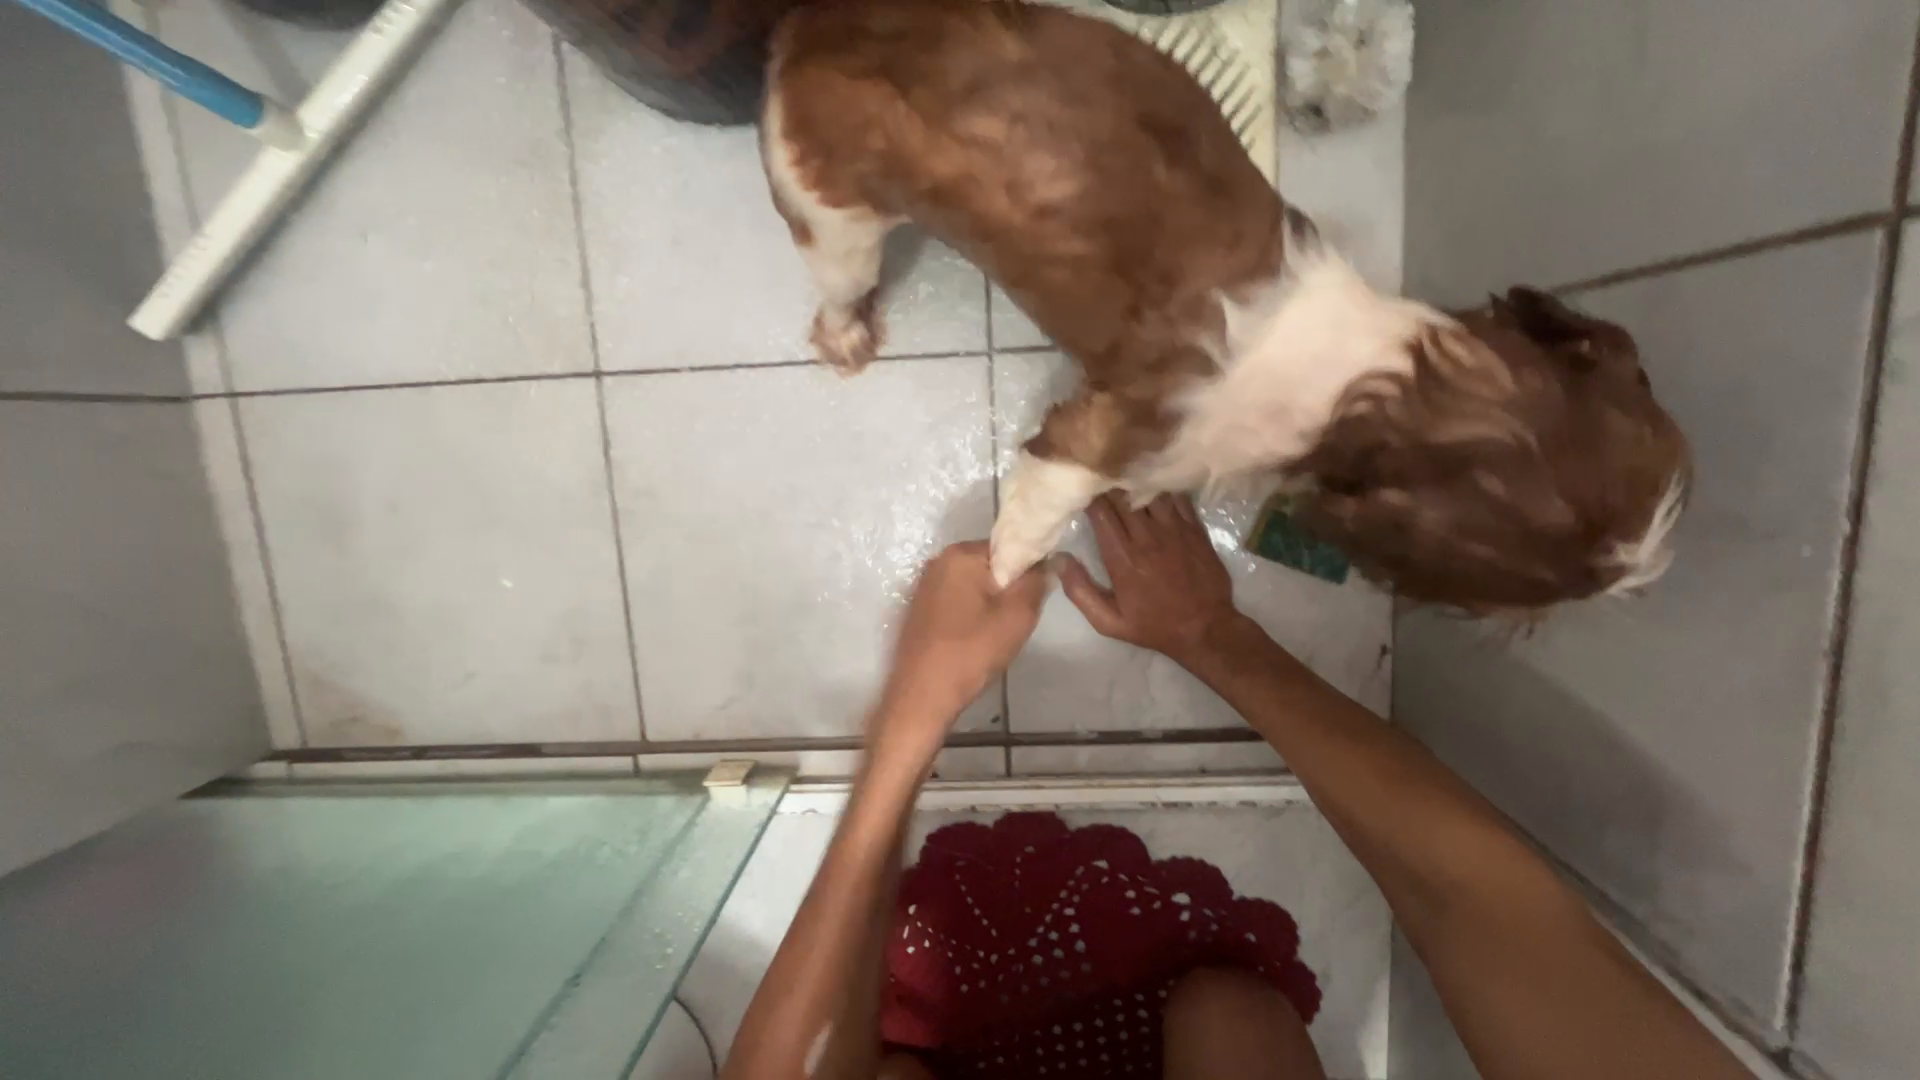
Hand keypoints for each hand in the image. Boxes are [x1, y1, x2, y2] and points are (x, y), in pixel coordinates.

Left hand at [873, 541, 1048, 762]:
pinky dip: (972, 615)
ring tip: (997, 634)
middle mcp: (939, 562)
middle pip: (991, 566)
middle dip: (1009, 589)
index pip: (1009, 547)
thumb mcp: (1018, 616)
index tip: (1036, 597)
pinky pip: (958, 601)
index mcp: (961, 554)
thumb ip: (1037, 581)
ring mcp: (926, 586)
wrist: (922, 695)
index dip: (1028, 570)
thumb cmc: (971, 652)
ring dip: (992, 604)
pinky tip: (976, 640)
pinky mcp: (920, 609)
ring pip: (975, 586)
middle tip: (1018, 620)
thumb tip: (1048, 560)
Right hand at [1060, 494, 1253, 669]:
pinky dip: (1162, 490)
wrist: (1206, 628)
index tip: (1083, 494)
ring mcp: (1174, 530)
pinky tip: (1155, 491)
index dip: (1089, 498)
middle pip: (1122, 496)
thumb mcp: (1108, 621)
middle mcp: (1146, 537)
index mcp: (1122, 558)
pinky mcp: (1195, 528)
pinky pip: (1176, 497)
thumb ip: (1080, 591)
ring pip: (1149, 491)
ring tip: (1127, 483)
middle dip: (1108, 486)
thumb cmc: (1153, 625)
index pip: (1101, 512)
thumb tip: (1059, 559)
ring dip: (1135, 485)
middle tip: (1101, 482)